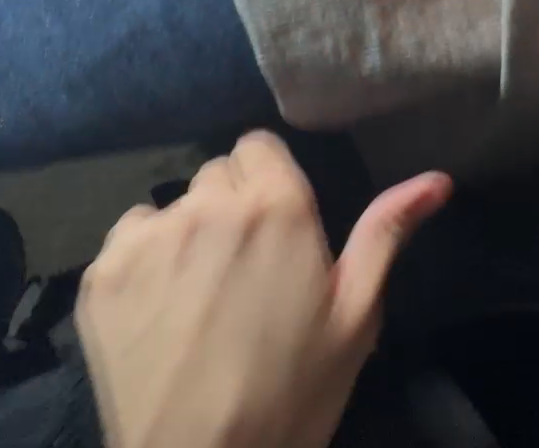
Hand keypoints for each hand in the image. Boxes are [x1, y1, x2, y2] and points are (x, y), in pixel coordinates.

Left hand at [75, 131, 450, 447]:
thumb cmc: (292, 393)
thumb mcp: (356, 315)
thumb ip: (387, 232)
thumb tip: (437, 178)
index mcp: (277, 205)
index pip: (258, 146)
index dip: (268, 182)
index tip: (275, 227)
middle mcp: (208, 203)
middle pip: (217, 174)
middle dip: (232, 206)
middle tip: (242, 270)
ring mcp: (149, 236)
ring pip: (173, 206)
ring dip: (186, 233)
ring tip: (197, 296)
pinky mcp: (101, 272)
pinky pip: (127, 237)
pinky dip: (142, 262)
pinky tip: (156, 310)